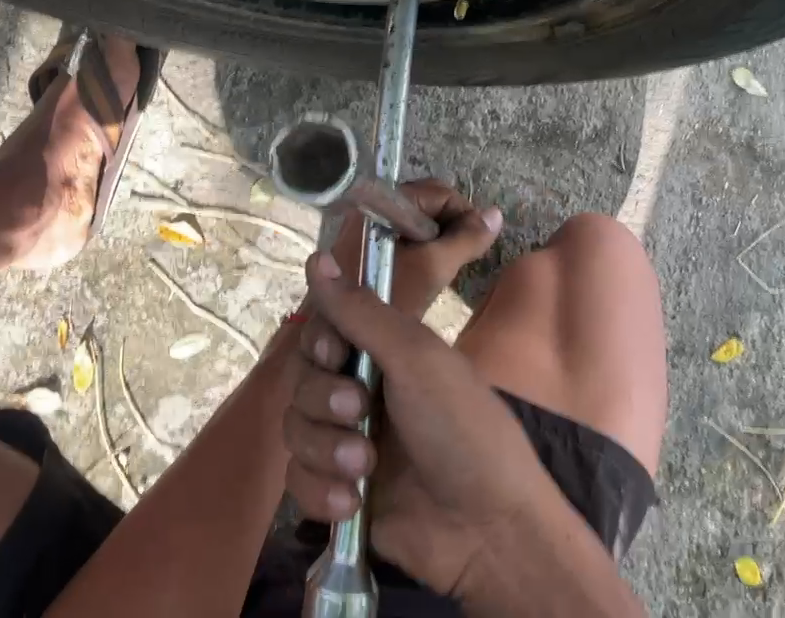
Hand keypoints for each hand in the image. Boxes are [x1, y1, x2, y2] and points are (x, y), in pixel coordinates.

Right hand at [284, 242, 568, 599]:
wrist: (488, 528)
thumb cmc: (463, 429)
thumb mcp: (417, 359)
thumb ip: (361, 312)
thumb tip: (317, 257)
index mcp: (386, 354)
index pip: (325, 332)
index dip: (319, 341)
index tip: (333, 354)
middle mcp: (363, 393)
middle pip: (302, 380)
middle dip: (322, 399)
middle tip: (358, 412)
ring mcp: (349, 444)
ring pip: (296, 431)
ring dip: (324, 448)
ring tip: (363, 466)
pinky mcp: (340, 492)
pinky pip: (299, 481)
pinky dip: (320, 491)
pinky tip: (351, 501)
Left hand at [323, 179, 500, 318]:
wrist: (338, 339)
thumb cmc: (384, 299)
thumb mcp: (431, 269)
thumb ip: (466, 239)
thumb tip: (495, 214)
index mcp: (381, 203)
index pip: (437, 191)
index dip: (464, 214)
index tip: (476, 243)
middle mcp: (367, 208)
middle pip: (423, 205)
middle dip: (448, 228)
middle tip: (461, 257)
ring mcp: (361, 230)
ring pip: (412, 224)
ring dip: (433, 242)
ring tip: (444, 267)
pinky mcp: (359, 250)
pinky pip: (398, 239)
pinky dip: (416, 251)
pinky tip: (423, 276)